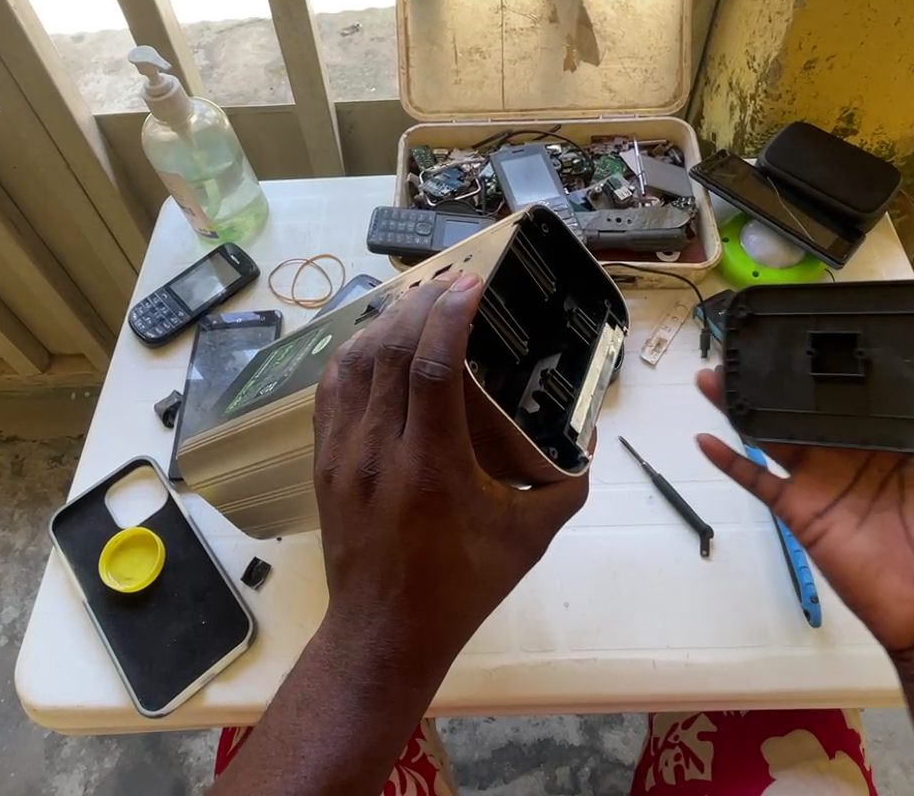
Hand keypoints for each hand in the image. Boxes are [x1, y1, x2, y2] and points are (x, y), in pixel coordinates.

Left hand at [311, 271, 588, 673]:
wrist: (383, 633)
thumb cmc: (460, 586)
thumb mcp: (529, 539)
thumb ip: (567, 484)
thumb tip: (589, 433)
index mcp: (430, 467)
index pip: (433, 367)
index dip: (450, 315)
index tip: (471, 282)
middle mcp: (379, 450)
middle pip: (392, 351)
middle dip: (422, 304)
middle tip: (453, 280)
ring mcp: (343, 453)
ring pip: (356, 362)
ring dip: (388, 320)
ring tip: (419, 298)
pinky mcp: (324, 459)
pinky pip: (332, 388)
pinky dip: (354, 351)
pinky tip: (375, 336)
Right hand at [695, 369, 913, 660]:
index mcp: (896, 441)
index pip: (862, 392)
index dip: (840, 361)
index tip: (818, 326)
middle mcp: (851, 452)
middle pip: (805, 404)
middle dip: (776, 375)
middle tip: (746, 343)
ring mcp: (822, 480)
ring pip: (772, 433)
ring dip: (741, 405)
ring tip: (712, 376)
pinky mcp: (801, 511)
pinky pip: (758, 481)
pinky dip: (729, 461)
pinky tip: (705, 438)